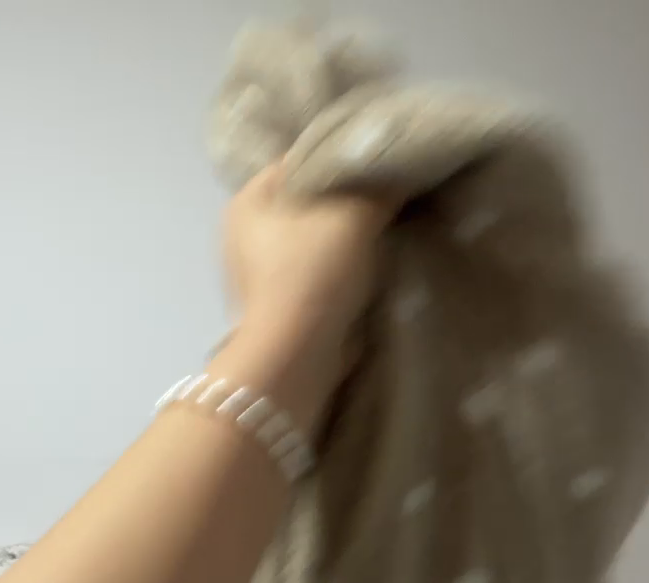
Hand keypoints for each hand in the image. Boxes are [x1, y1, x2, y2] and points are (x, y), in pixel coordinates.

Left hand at [213, 163, 393, 425]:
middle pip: (307, 205)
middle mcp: (244, 237)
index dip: (343, 158)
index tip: (383, 165)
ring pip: (315, 244)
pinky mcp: (280, 311)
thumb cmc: (313, 275)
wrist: (296, 360)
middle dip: (347, 204)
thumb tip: (404, 166)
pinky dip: (342, 275)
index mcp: (247, 201)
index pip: (300, 160)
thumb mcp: (353, 215)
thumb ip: (379, 184)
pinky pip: (318, 279)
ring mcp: (259, 279)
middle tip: (392, 199)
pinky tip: (372, 272)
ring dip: (348, 243)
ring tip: (390, 234)